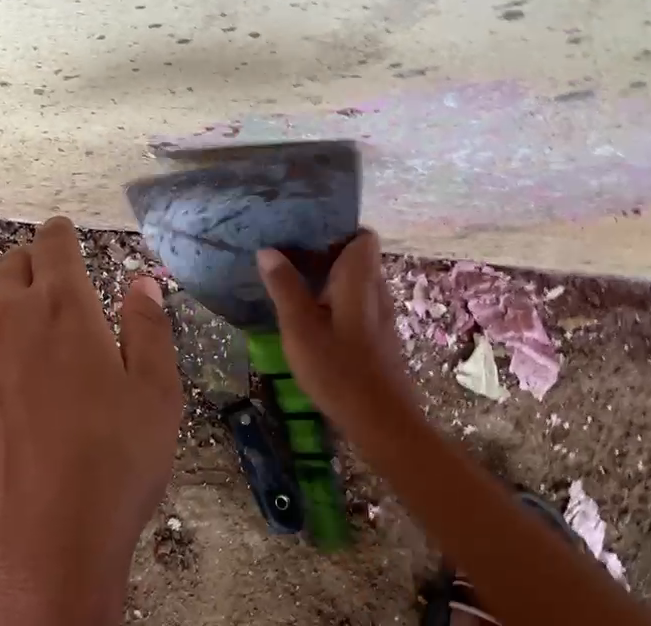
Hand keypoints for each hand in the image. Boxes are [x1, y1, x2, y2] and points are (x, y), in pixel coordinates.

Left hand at [0, 217, 182, 625]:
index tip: (62, 236)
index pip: (53, 243)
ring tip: (13, 330)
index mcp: (63, 304)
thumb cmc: (111, 465)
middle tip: (46, 288)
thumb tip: (142, 281)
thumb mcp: (156, 396)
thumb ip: (148, 327)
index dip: (60, 235)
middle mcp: (6, 312)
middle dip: (31, 267)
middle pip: (10, 265)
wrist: (39, 538)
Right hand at [257, 230, 416, 427]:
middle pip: (358, 257)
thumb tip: (268, 251)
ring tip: (293, 277)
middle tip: (288, 250)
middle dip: (326, 250)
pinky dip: (335, 298)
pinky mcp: (378, 337)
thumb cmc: (338, 371)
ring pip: (357, 281)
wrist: (381, 423)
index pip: (362, 237)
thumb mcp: (300, 328)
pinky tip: (310, 312)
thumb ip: (285, 287)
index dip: (337, 228)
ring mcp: (380, 316)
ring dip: (329, 275)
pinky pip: (357, 302)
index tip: (305, 228)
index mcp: (359, 283)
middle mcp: (376, 293)